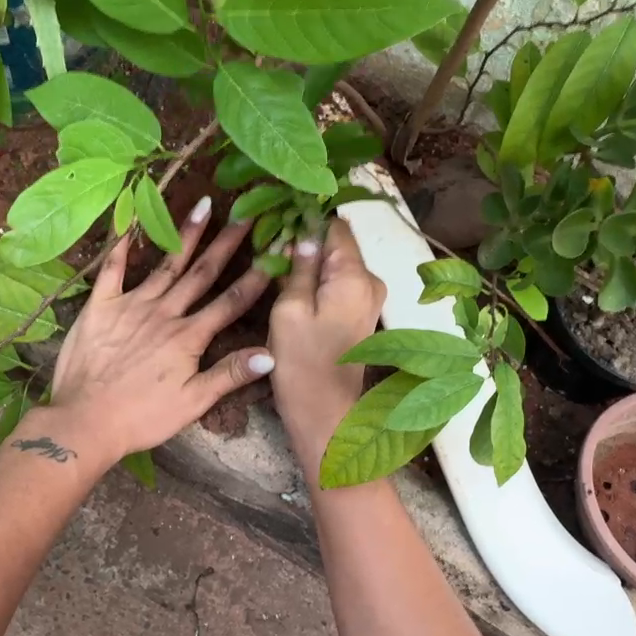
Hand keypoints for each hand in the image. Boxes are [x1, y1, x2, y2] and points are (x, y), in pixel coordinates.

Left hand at [39, 196, 274, 464]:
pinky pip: (113, 268)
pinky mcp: (100, 306)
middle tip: (246, 214)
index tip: (275, 252)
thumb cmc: (142, 418)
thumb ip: (230, 374)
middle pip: (202, 273)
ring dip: (187, 234)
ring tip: (205, 205)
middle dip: (227, 244)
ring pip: (166, 264)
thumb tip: (271, 354)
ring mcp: (131, 305)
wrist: (85, 421)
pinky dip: (122, 243)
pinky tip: (131, 219)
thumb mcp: (193, 403)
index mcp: (188, 337)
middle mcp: (164, 313)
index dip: (255, 278)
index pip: (230, 303)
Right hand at [268, 219, 386, 479]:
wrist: (325, 416)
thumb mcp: (289, 310)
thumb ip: (298, 268)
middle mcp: (369, 282)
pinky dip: (314, 281)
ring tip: (272, 262)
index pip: (334, 225)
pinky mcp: (358, 316)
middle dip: (303, 240)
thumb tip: (301, 235)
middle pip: (335, 245)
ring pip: (334, 265)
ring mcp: (366, 301)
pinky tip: (287, 286)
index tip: (275, 219)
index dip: (304, 219)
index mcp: (354, 275)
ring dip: (307, 262)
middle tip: (266, 242)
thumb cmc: (302, 364)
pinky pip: (335, 285)